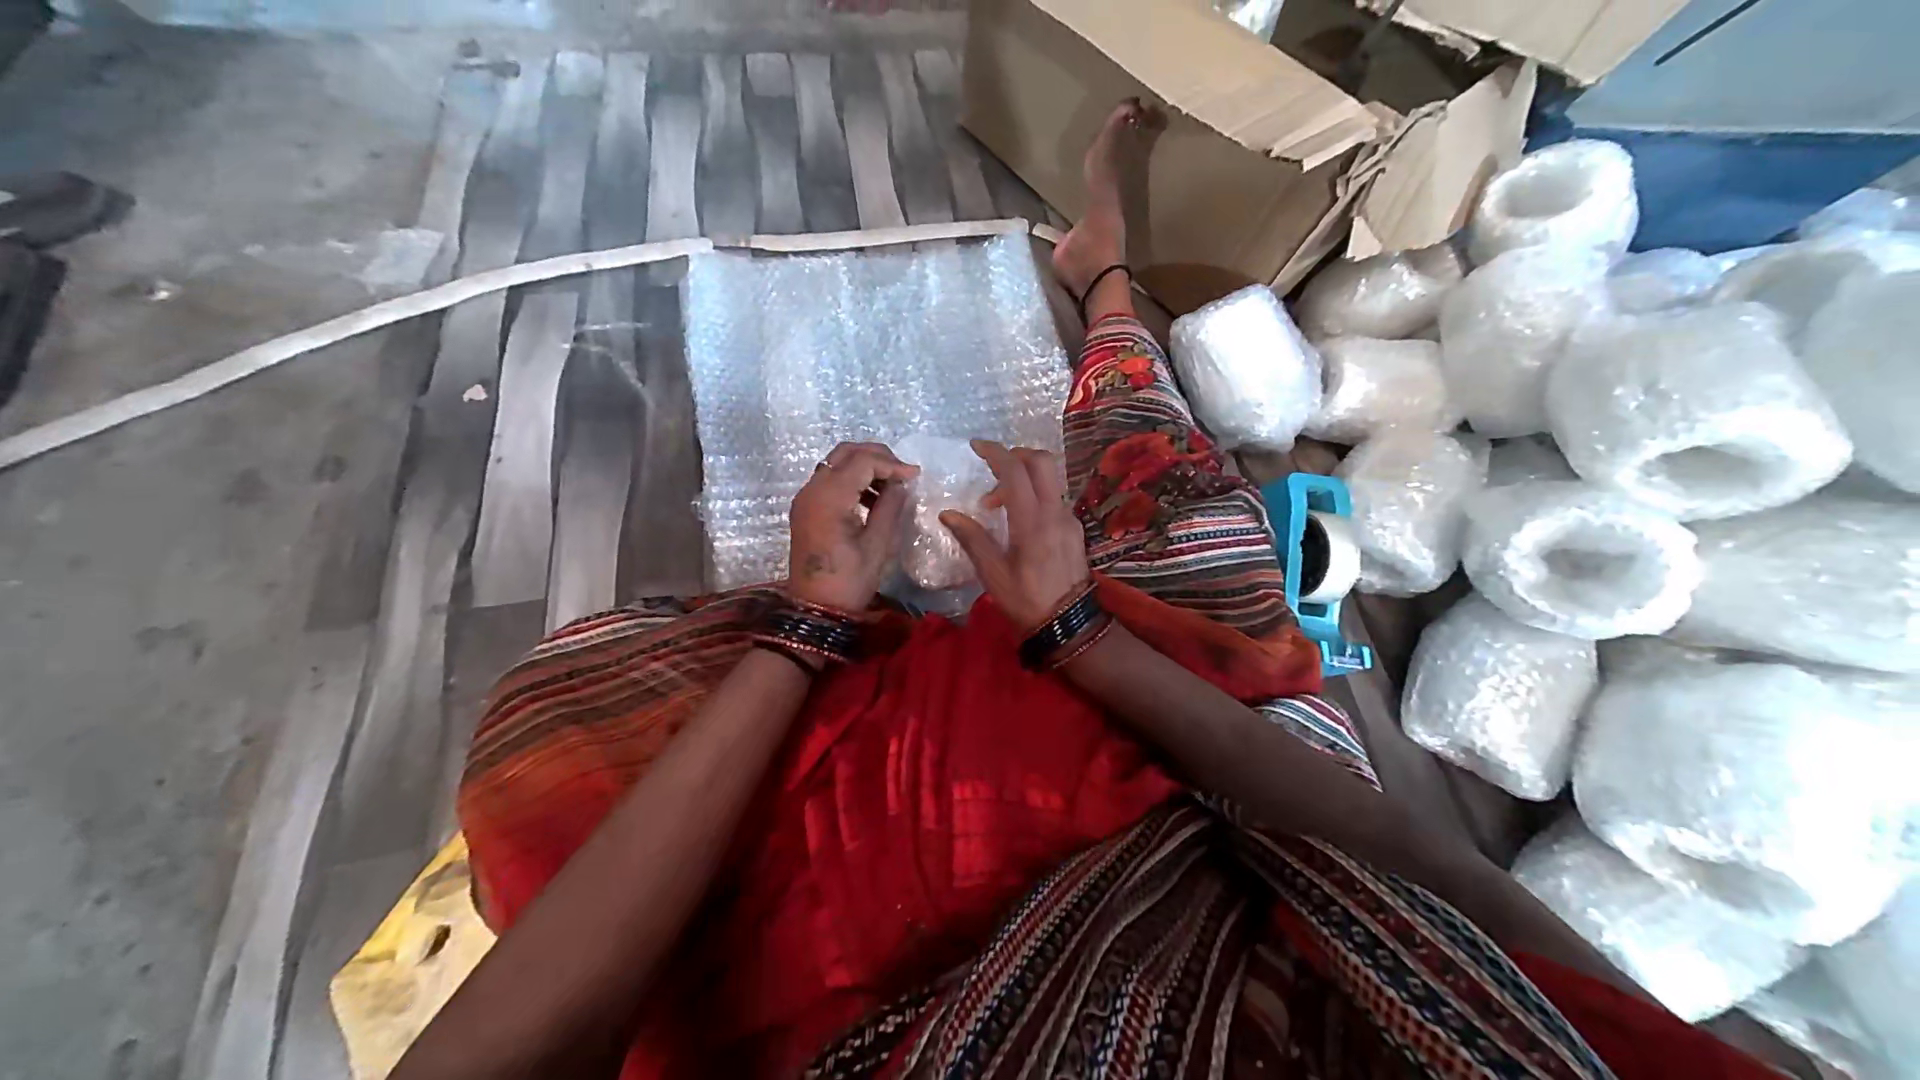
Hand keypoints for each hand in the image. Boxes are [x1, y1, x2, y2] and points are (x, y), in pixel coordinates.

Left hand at [788, 442, 917, 611]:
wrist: (815, 609)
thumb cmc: (849, 581)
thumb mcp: (877, 545)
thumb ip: (890, 507)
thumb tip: (901, 484)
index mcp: (829, 498)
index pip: (862, 462)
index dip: (891, 464)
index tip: (915, 476)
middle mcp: (812, 490)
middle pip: (845, 453)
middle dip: (877, 456)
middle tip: (903, 473)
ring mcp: (805, 498)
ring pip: (836, 463)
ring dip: (864, 466)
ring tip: (892, 485)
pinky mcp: (806, 508)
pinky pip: (829, 480)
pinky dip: (851, 479)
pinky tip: (872, 498)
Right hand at [940, 440, 1089, 629]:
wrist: (1069, 624)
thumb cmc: (1026, 600)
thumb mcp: (993, 574)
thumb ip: (972, 539)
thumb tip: (948, 514)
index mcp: (1032, 523)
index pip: (1016, 472)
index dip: (995, 453)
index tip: (977, 447)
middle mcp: (1055, 513)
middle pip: (1042, 461)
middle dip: (1015, 455)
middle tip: (991, 467)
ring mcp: (1069, 519)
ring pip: (1049, 479)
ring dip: (1022, 478)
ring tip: (995, 505)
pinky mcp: (1074, 528)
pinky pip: (1053, 497)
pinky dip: (1033, 495)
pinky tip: (1017, 520)